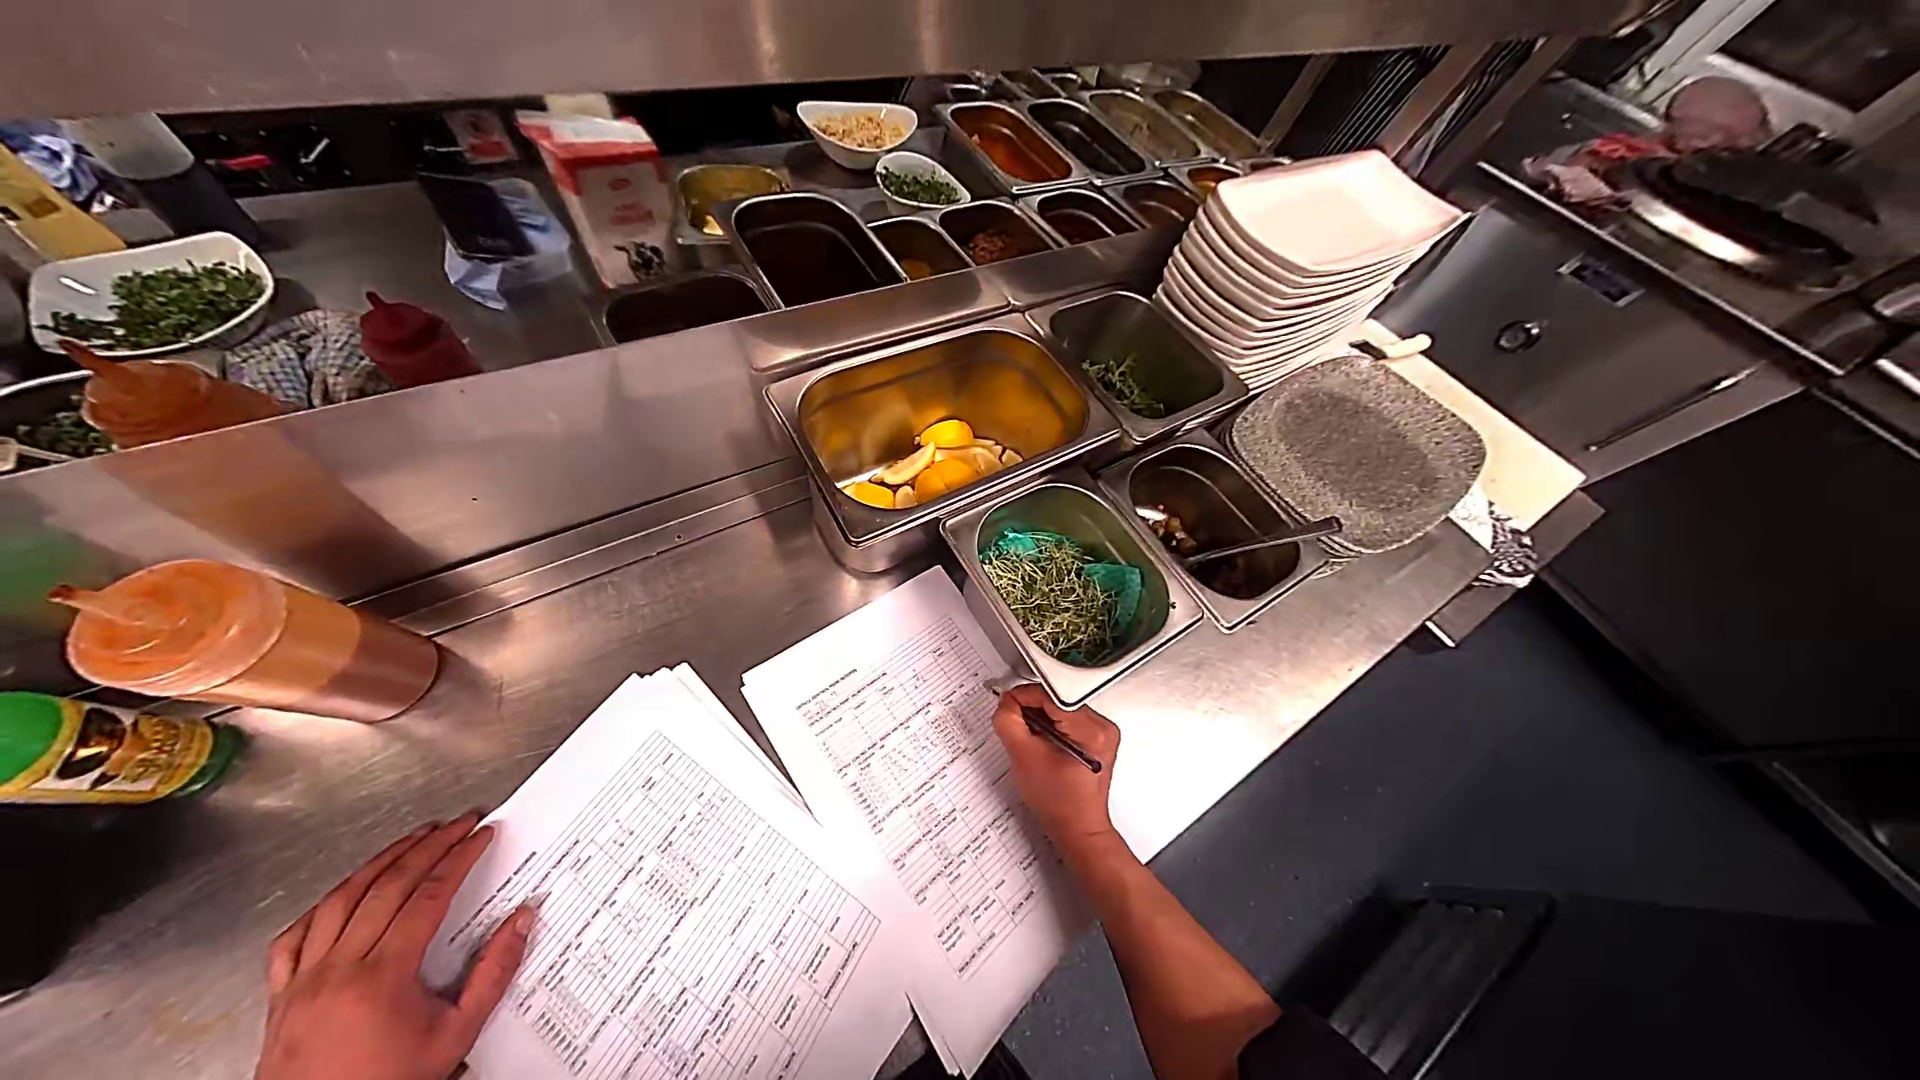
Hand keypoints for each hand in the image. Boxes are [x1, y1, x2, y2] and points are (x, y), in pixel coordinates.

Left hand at [256, 814, 533, 1079]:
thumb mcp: (456, 1034)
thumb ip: (495, 972)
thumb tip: (522, 921)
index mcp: (380, 979)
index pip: (428, 896)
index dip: (459, 858)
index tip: (480, 836)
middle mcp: (335, 973)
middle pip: (387, 886)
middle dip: (429, 846)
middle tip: (457, 824)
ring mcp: (300, 984)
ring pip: (340, 900)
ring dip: (382, 860)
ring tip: (412, 838)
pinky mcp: (280, 998)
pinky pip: (294, 937)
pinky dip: (324, 903)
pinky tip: (346, 890)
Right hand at [992, 684, 1121, 854]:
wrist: (1077, 826)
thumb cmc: (1057, 802)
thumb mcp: (1022, 755)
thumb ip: (1008, 720)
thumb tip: (1006, 700)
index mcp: (1090, 730)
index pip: (1049, 693)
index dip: (1023, 697)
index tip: (1009, 706)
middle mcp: (1102, 726)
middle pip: (1055, 698)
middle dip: (1032, 710)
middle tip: (1022, 731)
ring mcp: (1103, 731)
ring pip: (1060, 706)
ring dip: (1042, 718)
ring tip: (1037, 744)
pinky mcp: (1098, 736)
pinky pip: (1068, 717)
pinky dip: (1052, 726)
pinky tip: (1047, 746)